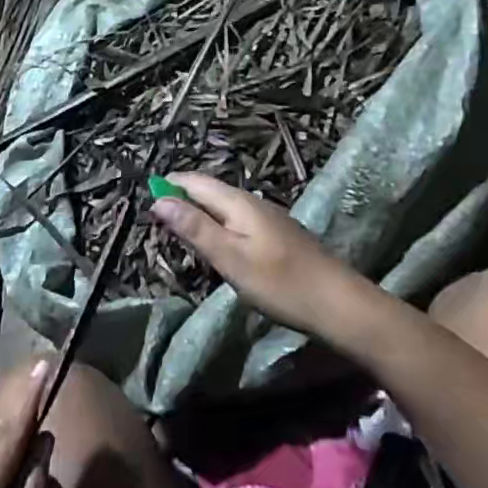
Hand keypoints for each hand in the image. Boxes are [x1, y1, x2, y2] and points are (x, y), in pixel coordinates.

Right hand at [149, 172, 360, 337]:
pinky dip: (218, 224)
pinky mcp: (278, 235)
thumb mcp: (230, 257)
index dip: (169, 186)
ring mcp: (269, 218)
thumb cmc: (280, 283)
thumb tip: (159, 200)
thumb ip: (194, 228)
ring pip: (224, 205)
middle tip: (157, 218)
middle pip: (210, 191)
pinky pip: (238, 219)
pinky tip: (218, 244)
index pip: (195, 182)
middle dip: (182, 197)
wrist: (342, 305)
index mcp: (238, 202)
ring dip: (200, 212)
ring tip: (180, 230)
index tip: (146, 199)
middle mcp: (253, 202)